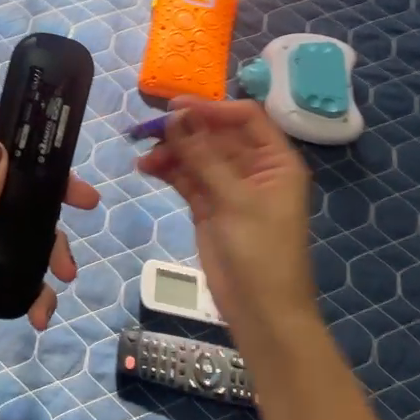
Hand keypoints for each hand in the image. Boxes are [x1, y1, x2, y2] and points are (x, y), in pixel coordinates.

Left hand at [0, 134, 95, 419]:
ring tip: (62, 284)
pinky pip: (9, 270)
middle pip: (9, 194)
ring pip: (15, 233)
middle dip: (48, 211)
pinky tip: (37, 316)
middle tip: (84, 223)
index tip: (70, 183)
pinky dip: (29, 287)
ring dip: (43, 254)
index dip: (29, 157)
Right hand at [137, 96, 316, 334]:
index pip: (245, 118)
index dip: (211, 109)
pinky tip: (146, 167)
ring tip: (145, 156)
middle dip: (184, 130)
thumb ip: (204, 157)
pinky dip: (168, 171)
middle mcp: (254, 168)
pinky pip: (187, 177)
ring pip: (197, 155)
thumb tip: (177, 117)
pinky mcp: (209, 206)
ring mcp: (229, 187)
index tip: (175, 108)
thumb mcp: (235, 201)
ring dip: (171, 151)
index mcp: (275, 161)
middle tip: (148, 129)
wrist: (261, 311)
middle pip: (215, 135)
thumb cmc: (261, 252)